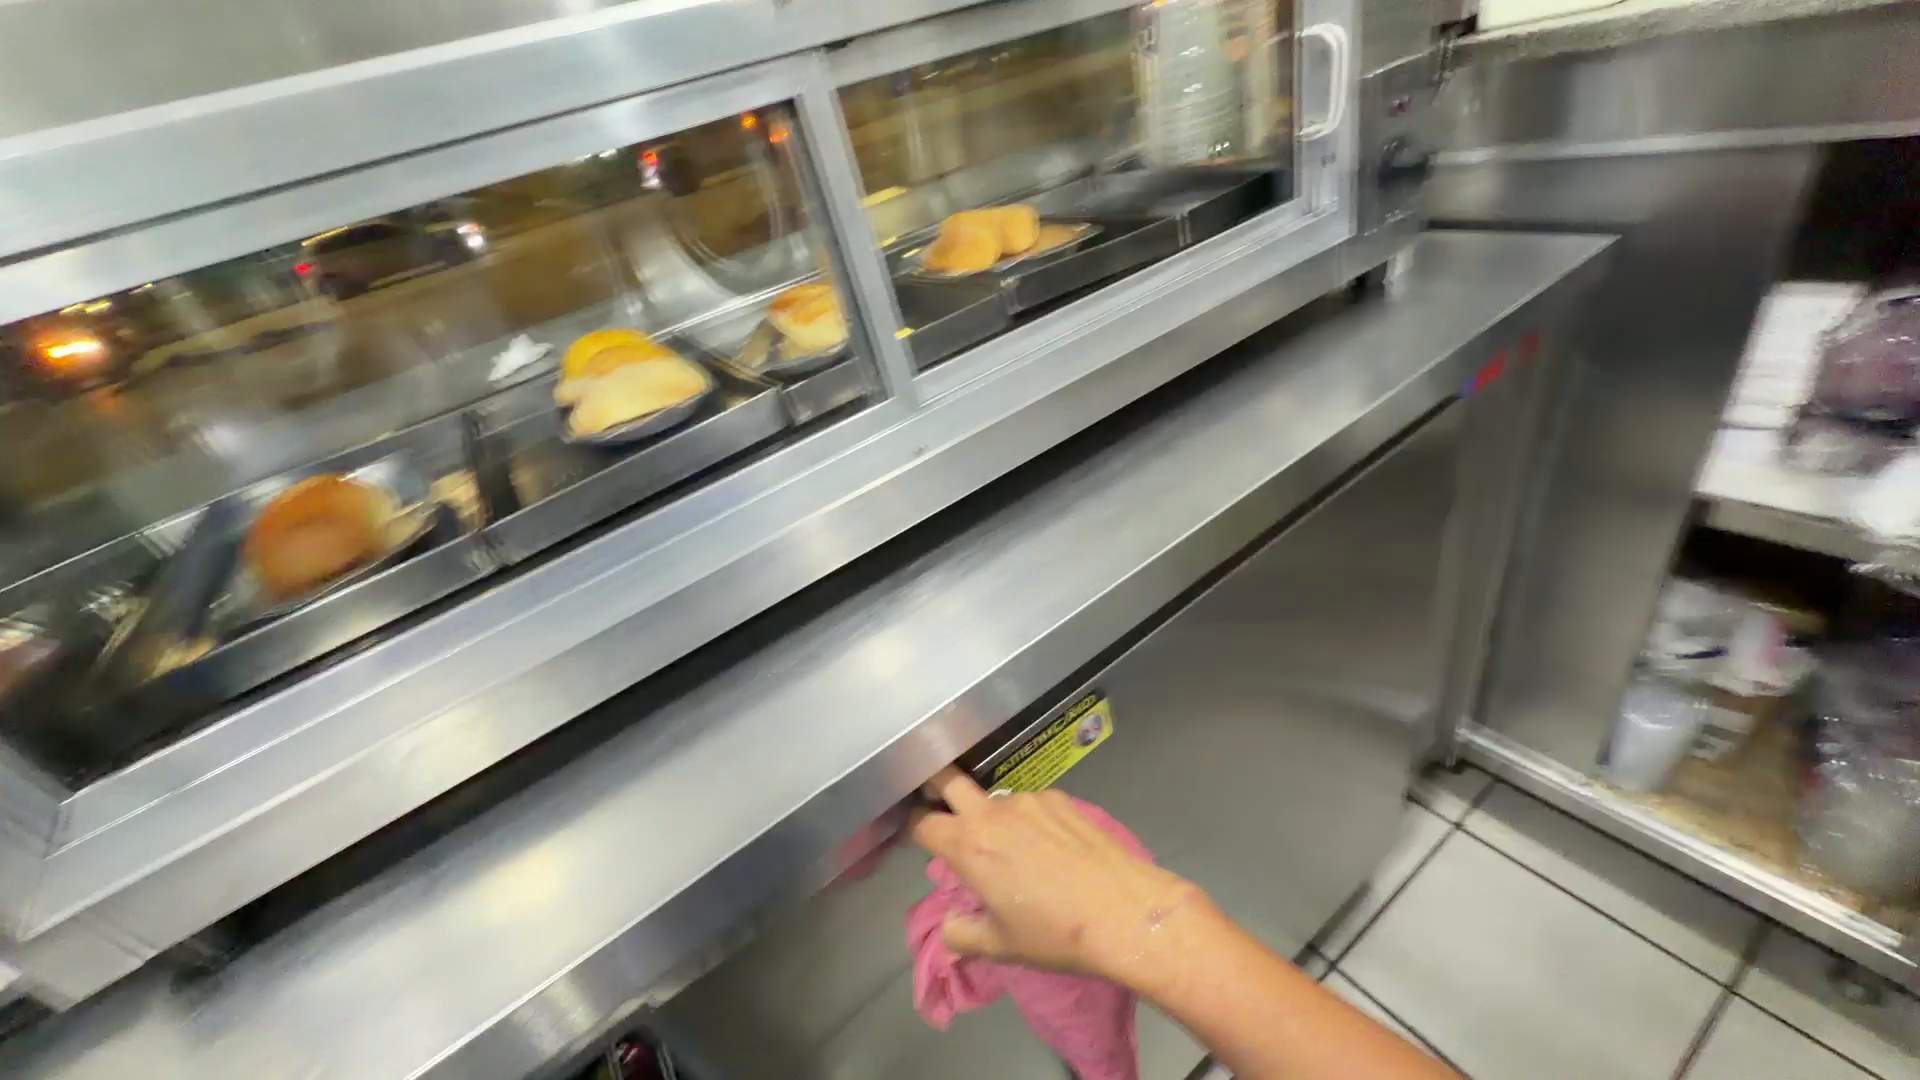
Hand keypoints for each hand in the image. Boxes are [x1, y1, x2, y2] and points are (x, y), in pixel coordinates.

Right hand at [908, 767, 1215, 989]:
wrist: (1122, 911)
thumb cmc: (1053, 933)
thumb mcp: (1001, 946)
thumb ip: (962, 934)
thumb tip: (950, 924)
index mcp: (968, 846)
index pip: (922, 822)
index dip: (912, 825)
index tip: (913, 832)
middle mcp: (992, 812)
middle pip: (947, 779)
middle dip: (934, 785)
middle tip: (936, 801)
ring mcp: (1028, 799)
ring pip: (993, 795)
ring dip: (989, 811)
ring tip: (1009, 844)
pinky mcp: (1059, 798)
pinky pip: (1031, 802)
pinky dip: (1028, 817)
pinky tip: (1048, 845)